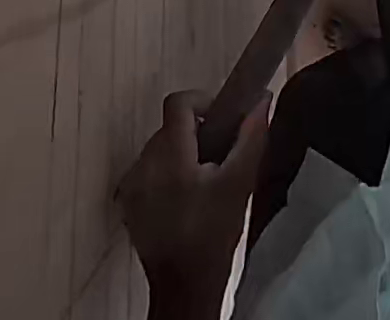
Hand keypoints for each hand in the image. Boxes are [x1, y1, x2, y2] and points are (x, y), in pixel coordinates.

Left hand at [116, 90, 268, 316]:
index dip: (201, 101)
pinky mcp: (127, 201)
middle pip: (170, 126)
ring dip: (181, 153)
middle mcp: (144, 163)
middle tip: (218, 157)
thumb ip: (251, 137)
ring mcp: (132, 183)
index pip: (178, 102)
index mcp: (170, 155)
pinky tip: (184, 198)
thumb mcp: (239, 184)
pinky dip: (166, 173)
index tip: (220, 121)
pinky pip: (148, 169)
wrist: (184, 290)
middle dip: (195, 133)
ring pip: (160, 146)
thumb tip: (261, 99)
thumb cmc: (214, 236)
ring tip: (203, 180)